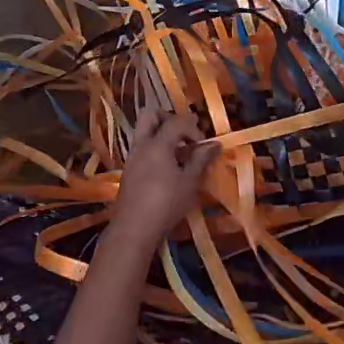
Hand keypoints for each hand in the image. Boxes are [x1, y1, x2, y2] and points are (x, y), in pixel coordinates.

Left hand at [109, 109, 219, 243]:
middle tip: (184, 134)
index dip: (193, 128)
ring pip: (143, 131)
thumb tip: (214, 144)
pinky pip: (141, 147)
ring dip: (161, 134)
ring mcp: (132, 157)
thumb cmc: (166, 204)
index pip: (176, 122)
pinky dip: (154, 148)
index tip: (203, 144)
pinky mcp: (128, 169)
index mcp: (157, 144)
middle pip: (150, 115)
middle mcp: (141, 145)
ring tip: (179, 154)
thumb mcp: (189, 182)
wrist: (134, 228)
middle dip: (169, 118)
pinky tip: (167, 168)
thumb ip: (201, 160)